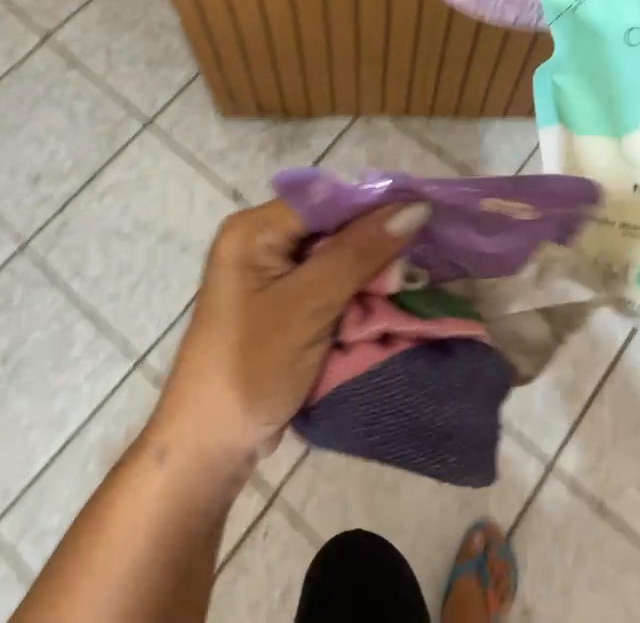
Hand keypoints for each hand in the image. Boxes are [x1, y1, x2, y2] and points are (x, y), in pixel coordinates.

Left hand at [150, 199, 432, 466]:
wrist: (211, 442)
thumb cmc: (252, 366)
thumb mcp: (309, 305)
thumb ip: (360, 253)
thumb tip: (414, 206)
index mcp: (254, 230)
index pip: (327, 198)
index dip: (376, 206)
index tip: (428, 219)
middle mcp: (261, 242)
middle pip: (334, 227)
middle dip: (375, 248)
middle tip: (411, 274)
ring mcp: (272, 277)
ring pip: (338, 259)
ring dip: (371, 277)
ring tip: (403, 292)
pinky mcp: (285, 307)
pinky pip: (330, 287)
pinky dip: (358, 297)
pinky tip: (384, 308)